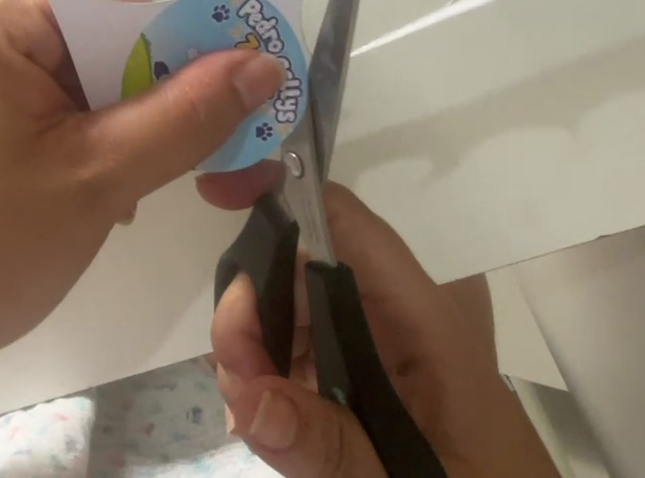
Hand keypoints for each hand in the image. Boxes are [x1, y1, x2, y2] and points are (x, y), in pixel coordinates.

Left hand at [0, 0, 283, 377]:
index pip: (117, 9)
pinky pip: (38, 102)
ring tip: (120, 199)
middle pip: (94, 43)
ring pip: (73, 79)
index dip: (179, 58)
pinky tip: (83, 193)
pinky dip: (74, 141)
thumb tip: (262, 62)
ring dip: (112, 132)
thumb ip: (189, 113)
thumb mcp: (102, 176)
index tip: (225, 115)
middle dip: (142, 106)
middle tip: (175, 174)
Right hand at [199, 173, 559, 477]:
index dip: (283, 196)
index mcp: (425, 320)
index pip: (346, 222)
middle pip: (301, 270)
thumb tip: (244, 392)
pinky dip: (270, 377)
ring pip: (291, 311)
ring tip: (247, 413)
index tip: (218, 198)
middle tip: (233, 377)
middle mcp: (398, 318)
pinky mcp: (368, 382)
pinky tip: (261, 418)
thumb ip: (332, 448)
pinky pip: (302, 352)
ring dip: (253, 349)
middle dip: (250, 308)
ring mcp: (379, 350)